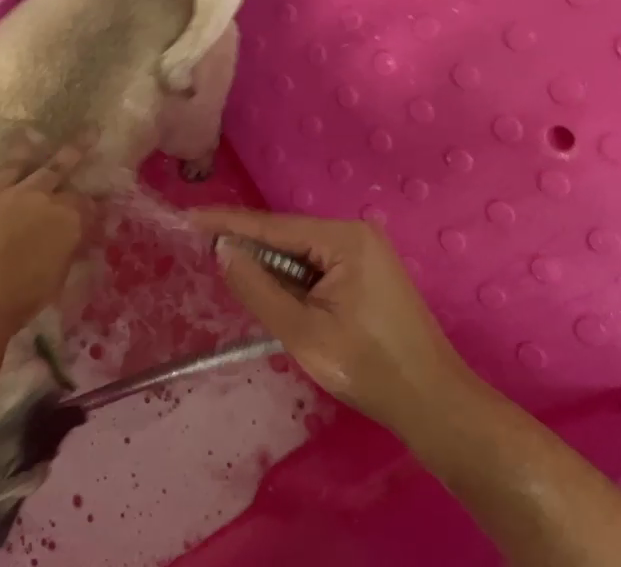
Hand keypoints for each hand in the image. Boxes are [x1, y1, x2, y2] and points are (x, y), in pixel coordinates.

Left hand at [0, 145, 87, 336]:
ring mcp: (20, 193)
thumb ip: (71, 252)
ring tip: (76, 134)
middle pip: (71, 183)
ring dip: (64, 152)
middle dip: (86, 161)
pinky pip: (10, 167)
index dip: (100, 209)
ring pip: (47, 167)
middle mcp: (50, 201)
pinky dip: (21, 153)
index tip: (107, 205)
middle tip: (96, 135)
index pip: (92, 210)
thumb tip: (81, 240)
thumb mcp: (59, 279)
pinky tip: (27, 139)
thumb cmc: (21, 299)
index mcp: (72, 224)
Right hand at [192, 210, 475, 427]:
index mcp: (344, 239)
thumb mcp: (302, 331)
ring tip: (225, 269)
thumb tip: (221, 249)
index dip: (226, 223)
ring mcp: (364, 253)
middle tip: (198, 248)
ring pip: (298, 254)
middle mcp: (355, 234)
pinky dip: (289, 279)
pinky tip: (267, 289)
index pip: (271, 225)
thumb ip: (257, 287)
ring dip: (267, 267)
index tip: (187, 217)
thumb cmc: (368, 368)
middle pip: (284, 237)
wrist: (433, 404)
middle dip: (245, 246)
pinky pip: (315, 267)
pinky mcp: (365, 274)